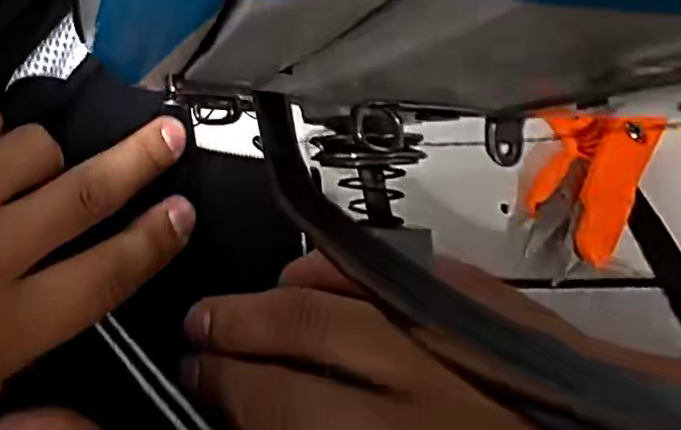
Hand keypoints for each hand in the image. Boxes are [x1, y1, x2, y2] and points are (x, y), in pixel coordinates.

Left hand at [0, 103, 194, 429]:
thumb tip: (97, 423)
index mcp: (1, 327)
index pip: (103, 272)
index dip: (152, 239)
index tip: (182, 210)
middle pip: (82, 192)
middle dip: (136, 162)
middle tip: (169, 133)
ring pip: (27, 148)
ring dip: (52, 150)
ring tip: (55, 161)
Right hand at [188, 253, 680, 429]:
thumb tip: (291, 421)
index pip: (286, 405)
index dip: (228, 388)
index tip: (193, 376)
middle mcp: (427, 378)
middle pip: (300, 335)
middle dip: (235, 333)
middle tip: (193, 325)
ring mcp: (458, 329)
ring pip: (339, 293)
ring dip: (279, 294)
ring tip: (239, 299)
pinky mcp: (487, 304)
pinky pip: (393, 272)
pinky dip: (344, 267)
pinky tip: (315, 265)